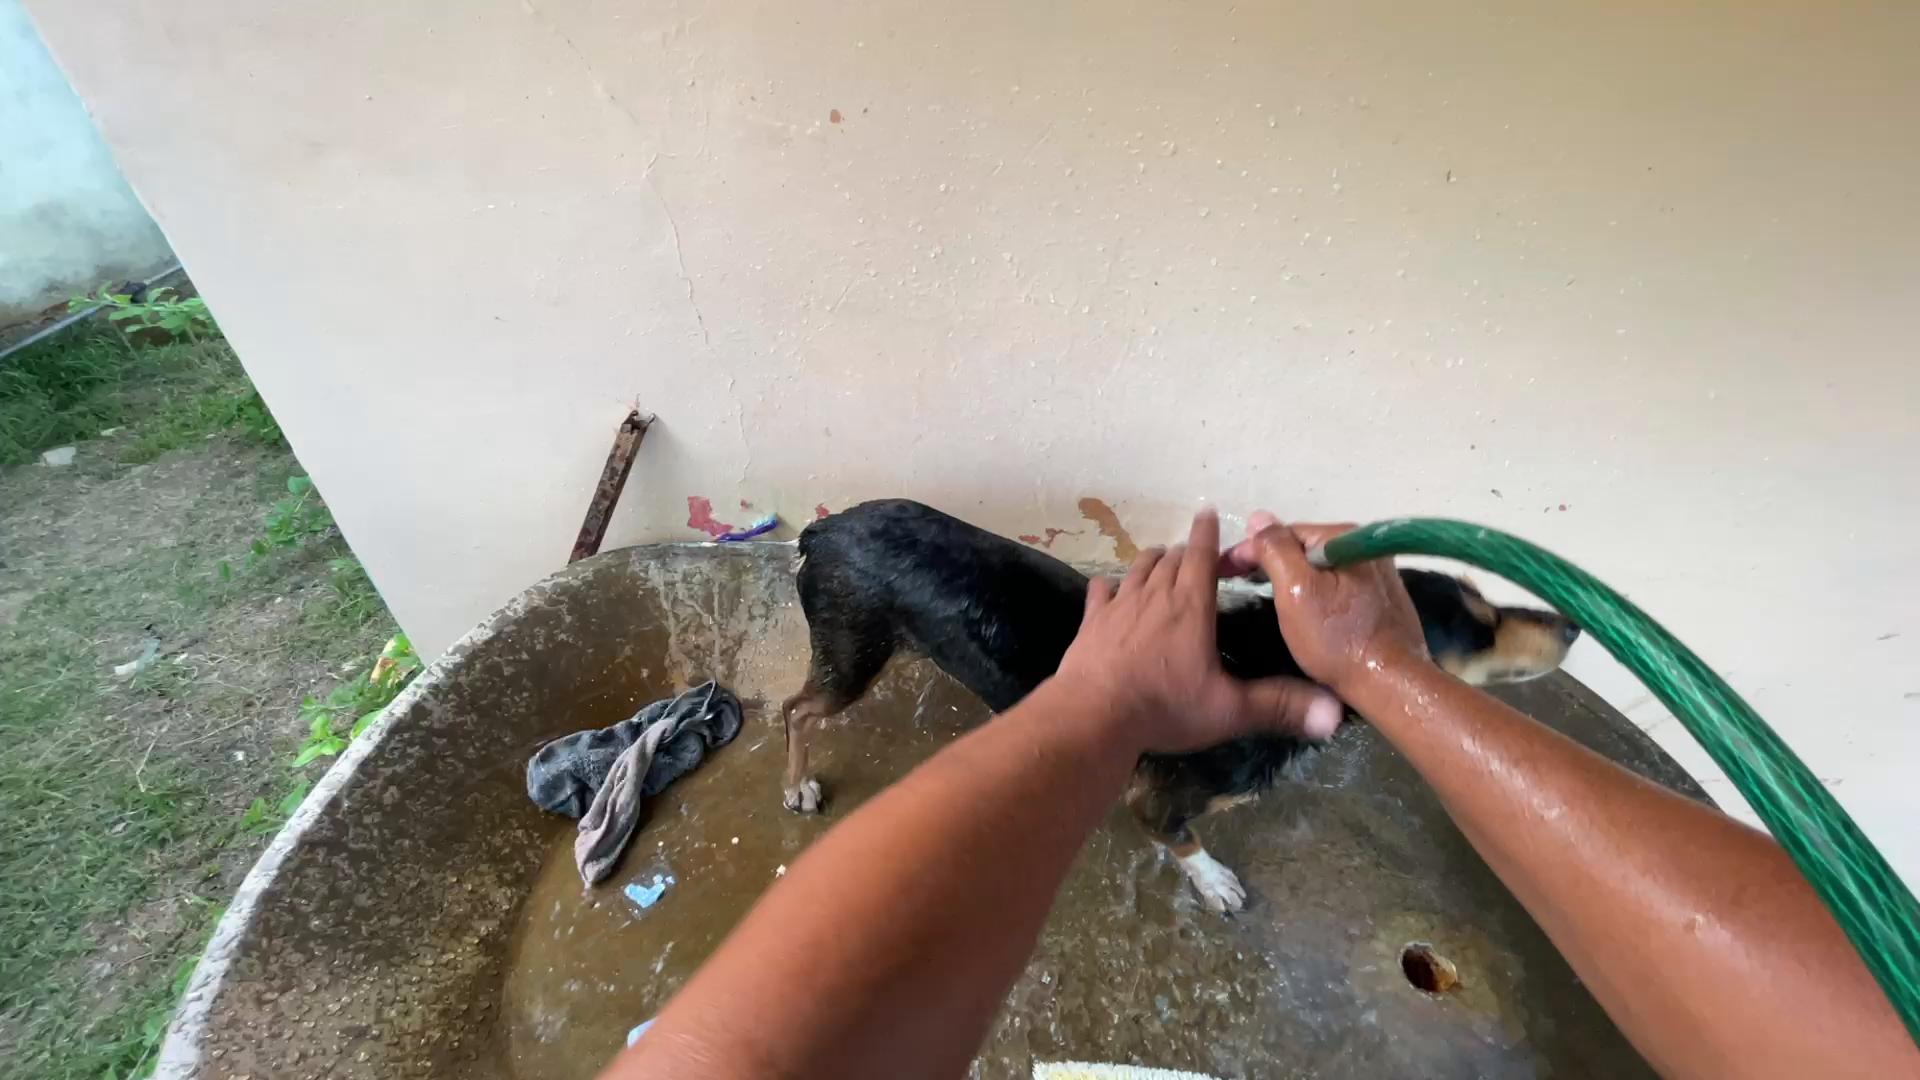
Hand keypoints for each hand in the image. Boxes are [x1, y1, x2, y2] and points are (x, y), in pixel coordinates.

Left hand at [1054, 510, 1342, 752]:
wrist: (1094, 713)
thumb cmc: (1166, 706)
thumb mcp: (1229, 710)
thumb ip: (1279, 706)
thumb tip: (1334, 713)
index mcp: (1190, 607)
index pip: (1200, 557)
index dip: (1206, 534)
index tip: (1207, 512)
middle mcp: (1153, 597)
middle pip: (1169, 561)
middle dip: (1182, 551)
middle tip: (1191, 552)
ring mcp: (1118, 607)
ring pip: (1136, 571)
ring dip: (1150, 562)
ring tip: (1158, 559)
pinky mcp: (1091, 622)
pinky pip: (1099, 594)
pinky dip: (1108, 587)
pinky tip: (1107, 587)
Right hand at [1219, 512, 1431, 696]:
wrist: (1389, 684)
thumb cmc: (1335, 639)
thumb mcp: (1296, 591)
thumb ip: (1275, 550)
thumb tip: (1258, 516)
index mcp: (1344, 537)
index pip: (1284, 533)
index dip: (1250, 550)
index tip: (1223, 569)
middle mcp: (1364, 545)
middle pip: (1301, 548)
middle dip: (1270, 562)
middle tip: (1238, 582)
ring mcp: (1376, 570)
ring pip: (1316, 566)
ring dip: (1290, 576)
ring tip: (1263, 593)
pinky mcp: (1380, 594)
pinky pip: (1333, 582)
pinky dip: (1312, 589)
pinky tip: (1301, 606)